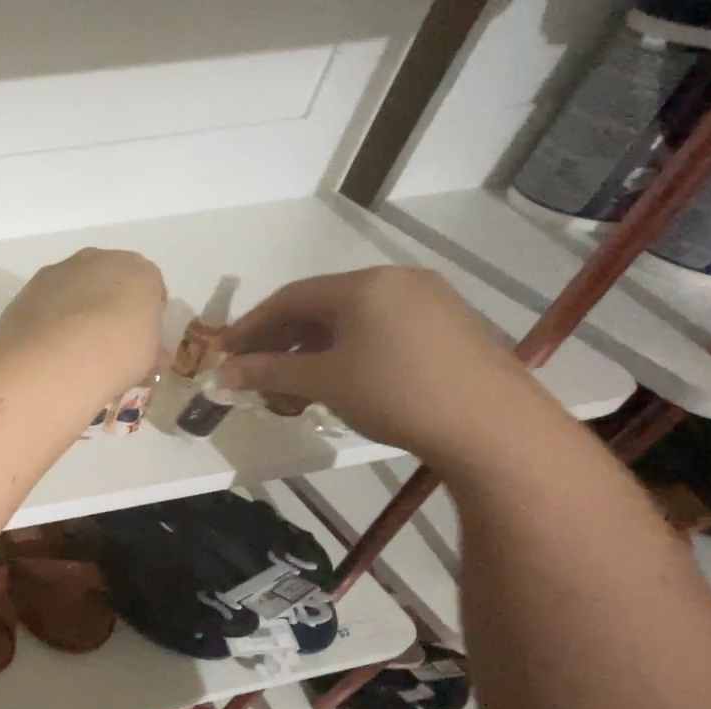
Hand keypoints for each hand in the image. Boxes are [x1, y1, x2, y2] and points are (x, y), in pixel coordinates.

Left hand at [0, 248, 165, 388]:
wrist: (56, 360)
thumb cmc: (116, 355)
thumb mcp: (147, 359)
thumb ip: (151, 349)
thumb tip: (154, 356)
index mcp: (138, 270)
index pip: (148, 288)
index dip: (143, 315)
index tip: (136, 339)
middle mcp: (97, 260)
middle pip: (106, 281)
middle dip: (105, 305)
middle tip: (101, 340)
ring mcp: (56, 273)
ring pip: (70, 289)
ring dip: (71, 309)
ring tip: (67, 346)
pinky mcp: (25, 291)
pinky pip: (41, 305)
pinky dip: (44, 320)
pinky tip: (43, 348)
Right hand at [219, 267, 547, 458]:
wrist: (488, 423)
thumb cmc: (394, 392)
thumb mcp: (321, 382)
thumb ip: (268, 373)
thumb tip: (224, 374)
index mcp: (364, 285)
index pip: (289, 298)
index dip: (250, 326)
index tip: (222, 355)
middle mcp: (395, 282)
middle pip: (318, 307)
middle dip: (278, 343)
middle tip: (251, 376)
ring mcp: (425, 302)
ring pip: (348, 322)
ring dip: (308, 354)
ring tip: (289, 391)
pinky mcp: (443, 327)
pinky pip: (376, 331)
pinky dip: (342, 354)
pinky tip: (332, 385)